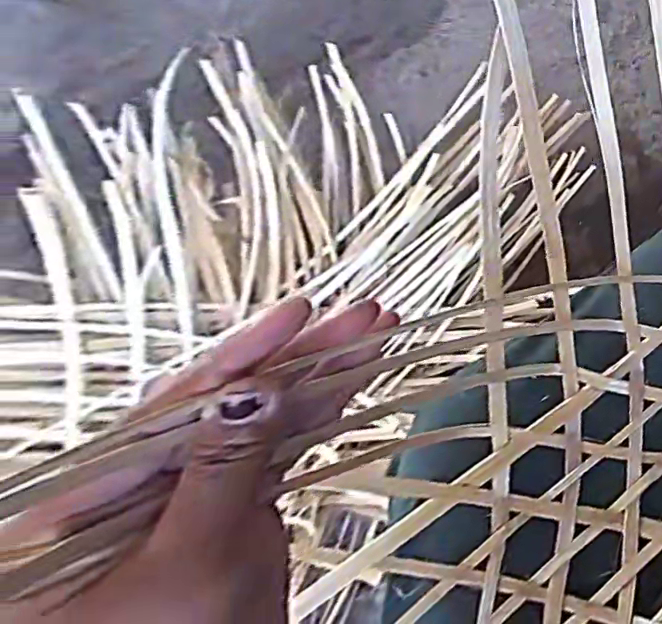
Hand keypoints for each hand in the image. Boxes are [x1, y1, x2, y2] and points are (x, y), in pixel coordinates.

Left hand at [0, 297, 396, 622]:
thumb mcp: (196, 557)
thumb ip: (221, 470)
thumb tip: (252, 390)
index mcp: (75, 510)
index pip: (166, 411)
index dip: (237, 356)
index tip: (299, 313)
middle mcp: (129, 491)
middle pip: (222, 403)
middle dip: (298, 355)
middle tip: (362, 314)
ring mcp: (187, 492)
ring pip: (262, 413)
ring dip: (324, 371)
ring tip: (378, 329)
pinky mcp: (233, 497)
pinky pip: (281, 438)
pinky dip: (325, 404)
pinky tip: (359, 373)